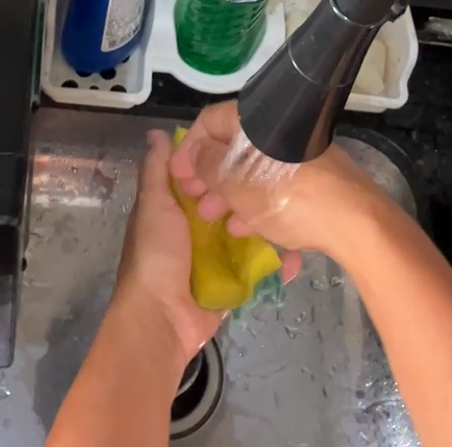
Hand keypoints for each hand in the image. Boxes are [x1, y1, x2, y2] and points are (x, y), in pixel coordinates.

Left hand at [112, 128, 302, 367]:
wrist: (161, 319)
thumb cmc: (155, 254)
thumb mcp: (154, 204)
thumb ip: (157, 170)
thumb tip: (157, 132)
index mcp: (175, 211)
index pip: (202, 181)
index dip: (220, 166)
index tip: (247, 149)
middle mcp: (194, 233)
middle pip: (228, 208)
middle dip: (250, 198)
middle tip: (279, 184)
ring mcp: (213, 261)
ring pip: (245, 238)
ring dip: (267, 230)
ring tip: (295, 215)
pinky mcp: (230, 286)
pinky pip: (256, 272)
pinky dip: (275, 265)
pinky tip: (298, 255)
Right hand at [168, 101, 388, 255]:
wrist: (356, 222)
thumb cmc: (288, 197)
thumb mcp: (236, 185)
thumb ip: (208, 166)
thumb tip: (194, 153)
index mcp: (257, 120)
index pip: (210, 120)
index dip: (189, 147)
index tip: (177, 176)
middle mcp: (277, 130)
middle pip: (231, 145)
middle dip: (208, 174)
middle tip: (194, 199)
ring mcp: (298, 154)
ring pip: (252, 168)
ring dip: (229, 192)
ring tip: (214, 217)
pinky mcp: (315, 178)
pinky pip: (274, 184)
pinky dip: (256, 201)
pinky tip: (246, 228)